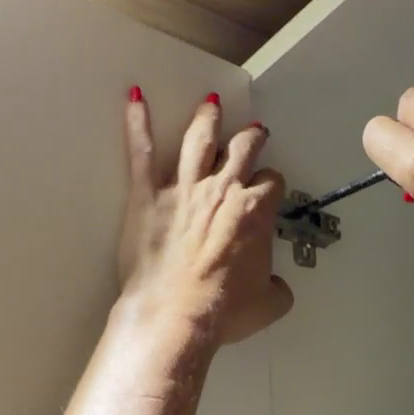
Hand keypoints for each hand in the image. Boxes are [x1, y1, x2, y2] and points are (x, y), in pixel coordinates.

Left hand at [117, 91, 292, 344]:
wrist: (175, 315)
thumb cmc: (224, 311)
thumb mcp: (269, 305)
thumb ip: (278, 288)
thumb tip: (277, 286)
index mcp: (255, 213)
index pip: (270, 184)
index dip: (271, 185)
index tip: (269, 189)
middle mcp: (222, 191)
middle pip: (241, 150)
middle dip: (251, 138)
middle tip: (254, 133)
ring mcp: (182, 189)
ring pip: (197, 140)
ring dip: (207, 119)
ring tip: (210, 105)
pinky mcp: (146, 197)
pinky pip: (140, 152)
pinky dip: (137, 123)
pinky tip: (135, 99)